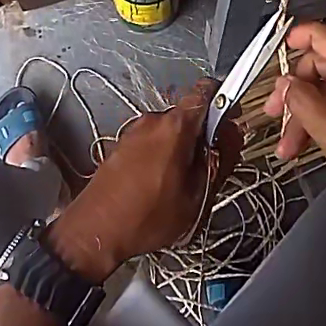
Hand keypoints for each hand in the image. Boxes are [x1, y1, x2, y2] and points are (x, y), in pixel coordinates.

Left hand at [44, 78, 236, 280]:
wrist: (93, 234)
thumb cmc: (147, 217)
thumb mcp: (198, 194)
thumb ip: (221, 159)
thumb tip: (232, 136)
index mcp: (175, 127)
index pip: (206, 91)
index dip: (225, 101)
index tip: (232, 119)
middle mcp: (153, 121)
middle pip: (191, 114)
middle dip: (207, 133)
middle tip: (214, 162)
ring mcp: (134, 131)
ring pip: (172, 128)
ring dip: (185, 145)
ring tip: (187, 179)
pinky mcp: (122, 145)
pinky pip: (154, 139)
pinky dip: (165, 152)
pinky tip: (164, 182)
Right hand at [262, 22, 325, 227]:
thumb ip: (303, 102)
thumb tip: (285, 84)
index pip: (324, 36)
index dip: (296, 39)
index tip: (275, 49)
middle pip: (324, 66)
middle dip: (296, 92)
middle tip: (275, 116)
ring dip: (308, 114)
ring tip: (290, 148)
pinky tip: (312, 145)